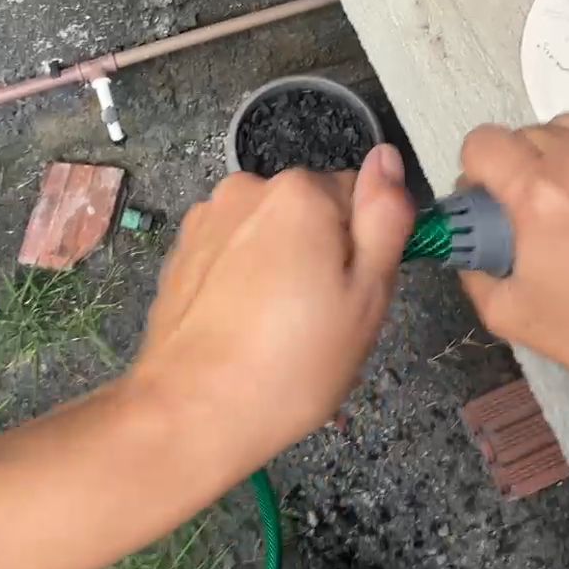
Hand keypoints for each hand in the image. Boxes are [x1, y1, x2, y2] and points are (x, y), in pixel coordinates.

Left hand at [128, 145, 414, 474]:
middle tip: (317, 317)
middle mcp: (249, 187)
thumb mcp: (366, 295)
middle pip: (310, 211)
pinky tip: (238, 323)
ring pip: (269, 230)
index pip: (357, 198)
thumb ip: (384, 217)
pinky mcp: (181, 247)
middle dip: (319, 252)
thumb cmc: (293, 361)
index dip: (361, 249)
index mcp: (300, 192)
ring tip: (273, 326)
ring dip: (278, 261)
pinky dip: (241, 274)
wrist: (189, 412)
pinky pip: (232, 247)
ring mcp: (208, 216)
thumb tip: (387, 156)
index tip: (348, 295)